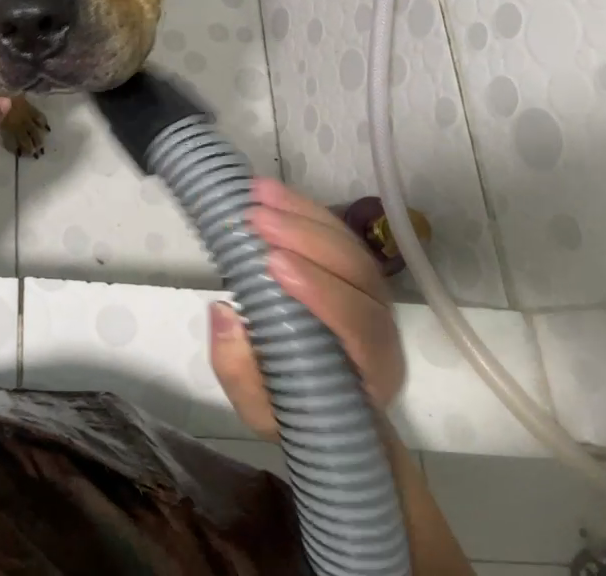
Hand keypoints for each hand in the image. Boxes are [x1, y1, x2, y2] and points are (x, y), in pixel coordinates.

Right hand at [208, 178, 405, 438]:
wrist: (329, 409)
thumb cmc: (295, 412)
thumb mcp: (260, 411)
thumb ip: (241, 372)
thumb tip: (224, 313)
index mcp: (372, 369)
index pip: (361, 325)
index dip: (323, 291)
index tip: (274, 263)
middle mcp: (381, 327)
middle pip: (360, 274)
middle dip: (309, 240)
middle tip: (256, 218)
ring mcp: (370, 294)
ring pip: (351, 247)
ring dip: (305, 215)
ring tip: (258, 193)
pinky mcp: (350, 272)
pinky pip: (337, 235)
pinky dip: (304, 209)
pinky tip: (269, 192)